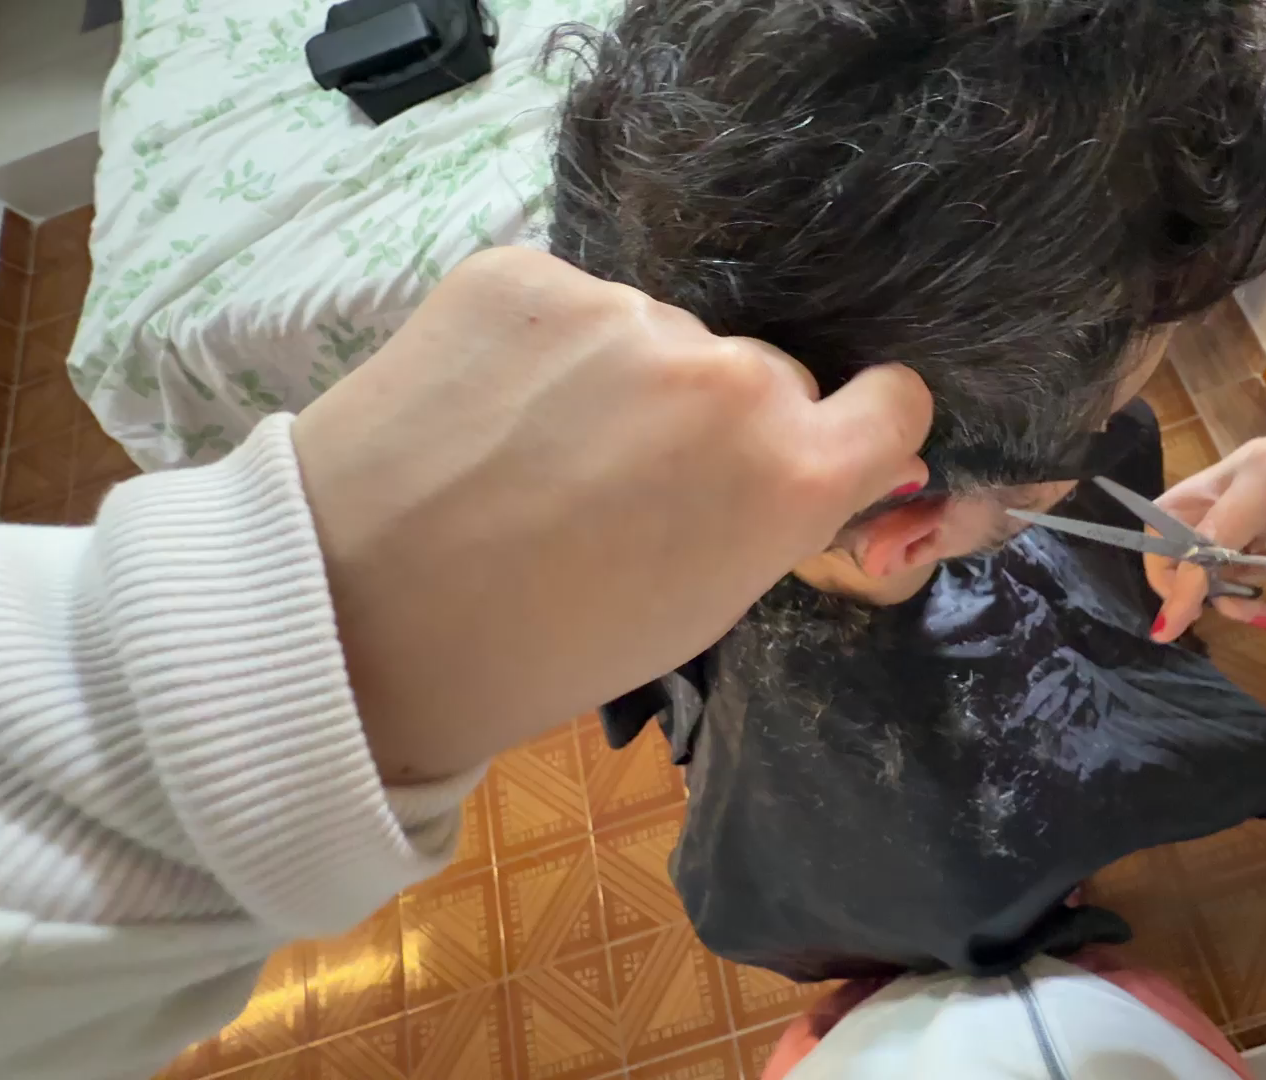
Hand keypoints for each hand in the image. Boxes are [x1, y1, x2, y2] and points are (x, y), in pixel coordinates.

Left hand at [292, 248, 931, 780]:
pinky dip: (564, 351)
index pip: (898, 400)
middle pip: (773, 374)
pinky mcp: (525, 273)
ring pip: (676, 341)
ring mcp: (627, 313)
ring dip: (643, 384)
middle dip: (732, 421)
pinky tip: (505, 408)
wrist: (367, 624)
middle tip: (646, 477)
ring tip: (556, 449)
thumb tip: (847, 453)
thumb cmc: (570, 641)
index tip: (830, 440)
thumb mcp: (720, 594)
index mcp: (794, 473)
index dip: (870, 422)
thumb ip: (790, 509)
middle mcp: (731, 377)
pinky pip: (586, 308)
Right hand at [1144, 431, 1265, 671]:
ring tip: (1257, 606)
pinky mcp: (1245, 494)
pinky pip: (1209, 532)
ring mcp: (1238, 479)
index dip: (1185, 584)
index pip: (1206, 534)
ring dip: (1202, 574)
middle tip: (1202, 609)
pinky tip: (1265, 582)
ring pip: (1183, 527)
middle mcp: (1239, 470)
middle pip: (1168, 518)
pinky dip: (1222, 566)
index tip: (1169, 629)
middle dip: (1172, 570)